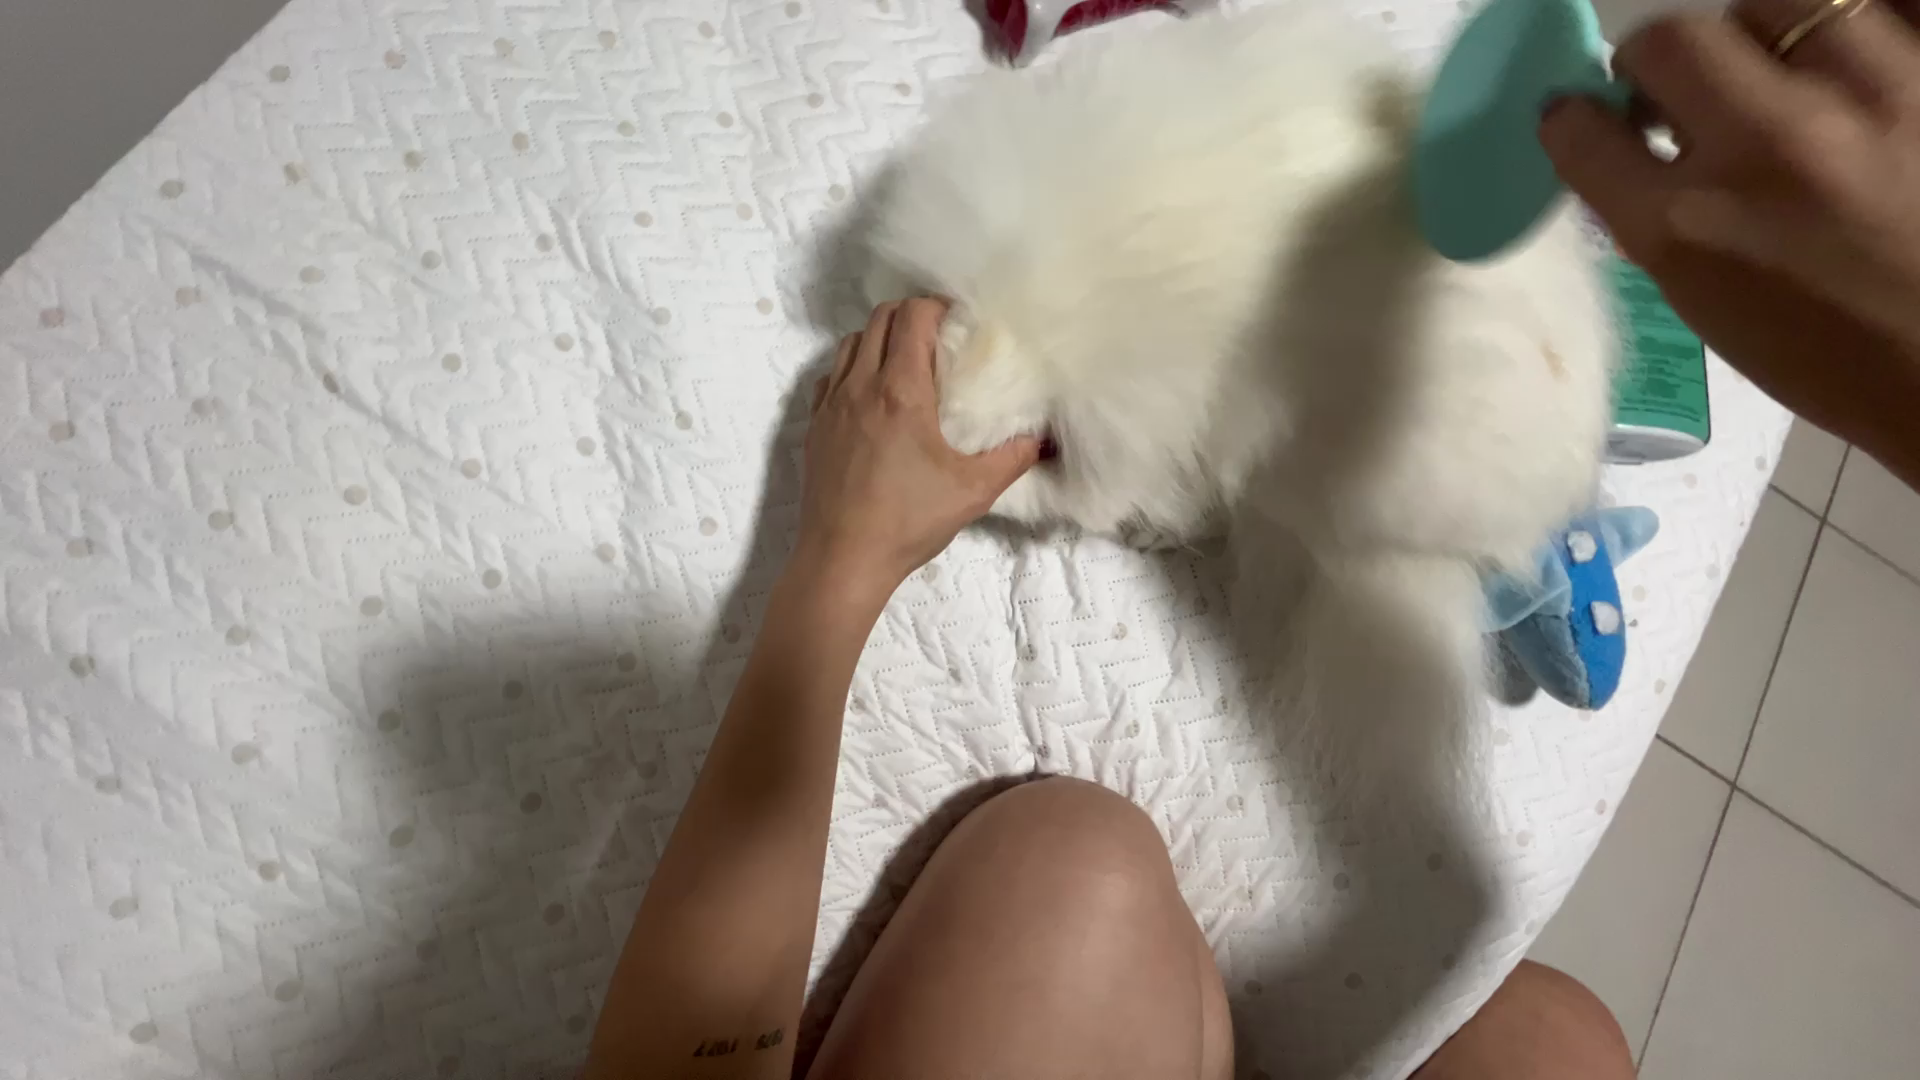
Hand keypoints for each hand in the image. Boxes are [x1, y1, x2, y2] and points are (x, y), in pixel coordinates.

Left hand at [792, 298, 1041, 602]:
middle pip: (880, 318)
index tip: (958, 323)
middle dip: (911, 316)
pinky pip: (831, 375)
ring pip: (850, 342)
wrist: (842, 559)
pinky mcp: (814, 426)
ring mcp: (831, 404)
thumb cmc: (909, 522)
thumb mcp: (973, 491)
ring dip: (879, 338)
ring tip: (905, 363)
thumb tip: (1044, 440)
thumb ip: (1013, 458)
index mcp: (901, 391)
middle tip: (938, 339)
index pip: (912, 316)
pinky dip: (852, 367)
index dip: (937, 308)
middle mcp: (860, 386)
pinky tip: (870, 395)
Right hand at [1538, 0, 1919, 482]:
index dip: (1569, 117)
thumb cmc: (1809, 346)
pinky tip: (1843, 70)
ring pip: (1779, 4)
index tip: (1576, 117)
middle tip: (1668, 91)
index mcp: (1682, 223)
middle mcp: (1765, 144)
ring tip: (1767, 71)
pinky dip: (1850, 32)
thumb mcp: (1694, 289)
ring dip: (1752, 34)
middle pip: (1674, 39)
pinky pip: (1883, 11)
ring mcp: (1877, 92)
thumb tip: (1625, 146)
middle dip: (1654, 61)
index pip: (1583, 131)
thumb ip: (1653, 209)